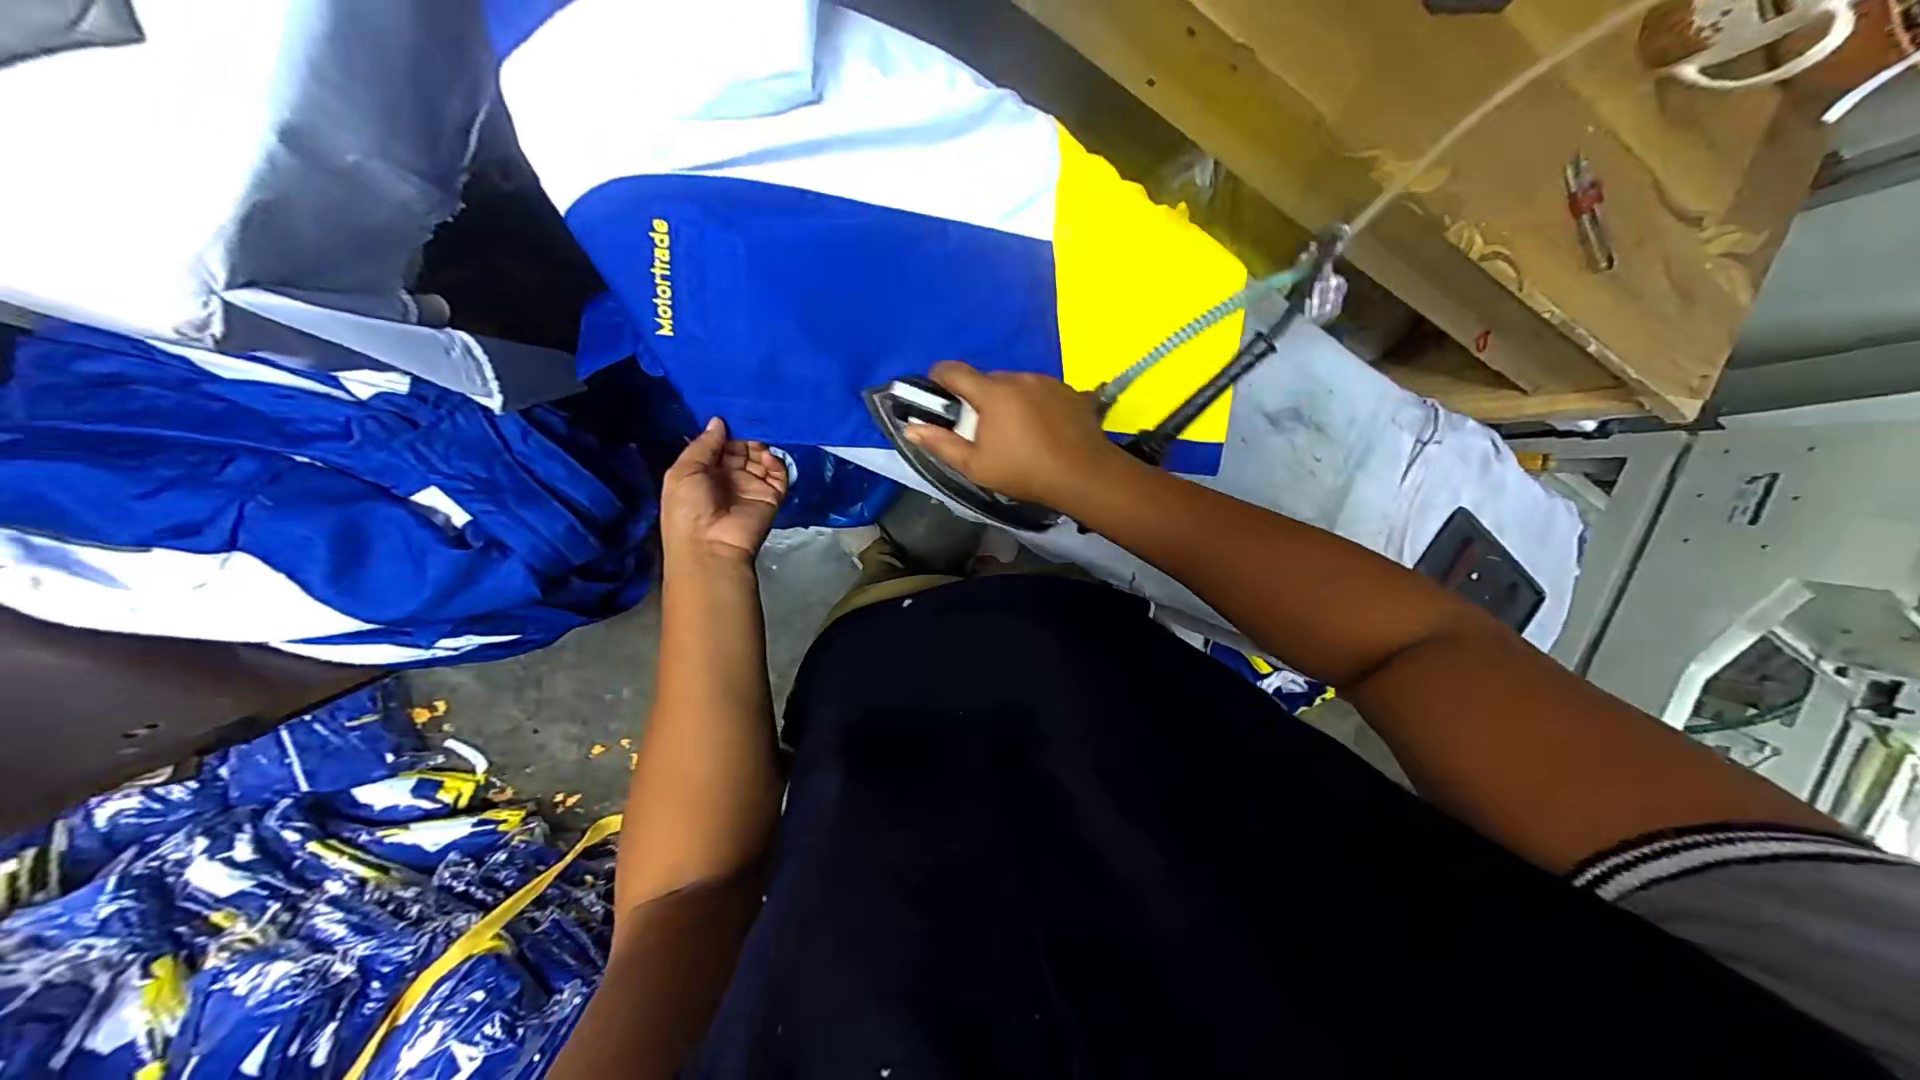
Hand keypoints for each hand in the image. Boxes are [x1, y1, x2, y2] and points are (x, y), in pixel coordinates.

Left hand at [662, 418, 787, 564]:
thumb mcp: (684, 471)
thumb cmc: (688, 508)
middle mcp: (728, 478)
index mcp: (703, 472)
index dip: (723, 432)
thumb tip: (719, 421)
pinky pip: (778, 475)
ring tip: (758, 442)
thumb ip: (703, 445)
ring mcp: (751, 487)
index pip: (718, 446)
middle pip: (741, 450)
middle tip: (749, 421)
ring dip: (760, 447)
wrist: (710, 546)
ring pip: (760, 459)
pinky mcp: (770, 496)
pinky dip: (776, 463)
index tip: (730, 414)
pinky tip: (767, 457)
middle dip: (744, 436)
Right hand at [903, 361, 1130, 509]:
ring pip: (1015, 384)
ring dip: (1008, 400)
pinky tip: (1041, 428)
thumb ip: (941, 444)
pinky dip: (1033, 403)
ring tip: (1015, 431)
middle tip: (981, 428)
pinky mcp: (1069, 390)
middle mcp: (1019, 378)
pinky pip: (1040, 390)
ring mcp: (1047, 381)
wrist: (1084, 475)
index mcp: (993, 393)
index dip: (938, 378)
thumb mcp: (976, 466)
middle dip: (978, 398)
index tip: (936, 395)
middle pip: (986, 379)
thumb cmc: (1024, 472)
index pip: (954, 370)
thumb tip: (910, 428)